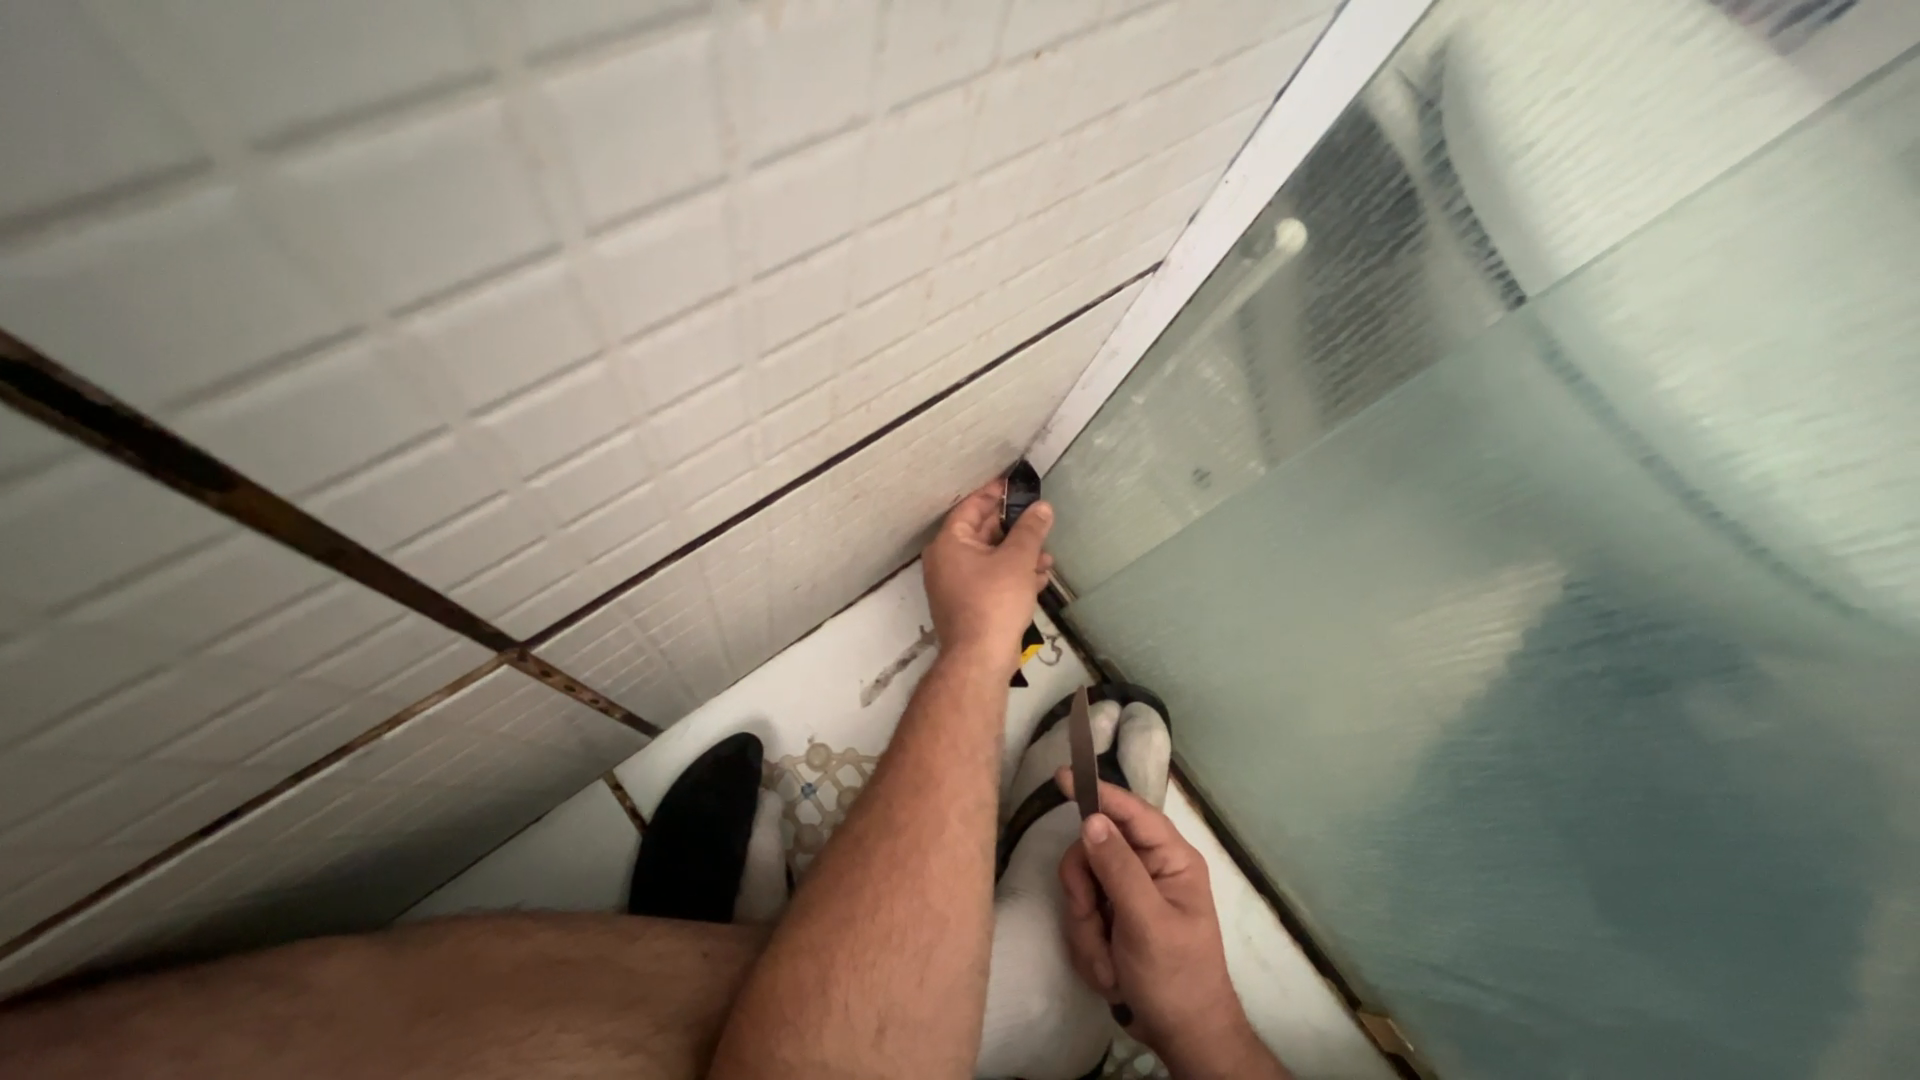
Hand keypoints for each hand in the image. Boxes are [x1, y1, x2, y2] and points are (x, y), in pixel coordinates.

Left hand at [921, 478, 1053, 676]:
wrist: (980, 658)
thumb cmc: (995, 601)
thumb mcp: (1017, 559)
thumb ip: (1030, 530)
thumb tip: (1041, 507)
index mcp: (949, 543)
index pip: (971, 507)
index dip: (994, 494)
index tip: (1015, 485)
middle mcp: (945, 561)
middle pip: (982, 533)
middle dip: (1014, 529)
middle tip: (1039, 520)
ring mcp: (954, 585)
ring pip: (990, 559)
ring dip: (1019, 555)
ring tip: (1047, 557)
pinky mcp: (967, 605)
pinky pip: (990, 581)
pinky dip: (1012, 576)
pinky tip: (1038, 579)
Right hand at [1056, 776, 1290, 1079]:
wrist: (1182, 1037)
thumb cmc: (1176, 979)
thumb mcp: (1147, 923)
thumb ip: (1118, 869)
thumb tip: (1091, 820)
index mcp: (1171, 859)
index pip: (1131, 812)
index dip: (1098, 793)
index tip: (1062, 777)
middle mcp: (1148, 868)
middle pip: (1092, 851)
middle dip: (1086, 896)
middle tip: (1094, 923)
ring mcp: (1128, 894)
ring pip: (1081, 886)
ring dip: (1087, 929)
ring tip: (1110, 963)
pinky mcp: (1112, 917)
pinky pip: (1081, 914)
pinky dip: (1089, 945)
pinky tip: (1110, 970)